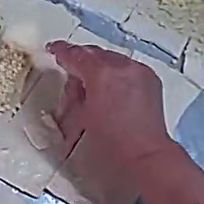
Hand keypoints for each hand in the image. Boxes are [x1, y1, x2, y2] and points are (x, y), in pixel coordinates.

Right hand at [46, 41, 179, 178]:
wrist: (145, 154)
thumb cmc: (112, 140)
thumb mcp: (80, 113)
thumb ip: (74, 90)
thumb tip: (75, 79)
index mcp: (101, 73)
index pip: (76, 54)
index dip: (61, 51)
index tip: (54, 49)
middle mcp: (121, 66)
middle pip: (94, 53)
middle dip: (80, 58)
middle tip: (70, 67)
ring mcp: (138, 71)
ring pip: (110, 57)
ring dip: (98, 64)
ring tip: (91, 81)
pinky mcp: (149, 78)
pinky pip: (126, 66)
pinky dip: (115, 71)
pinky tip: (111, 86)